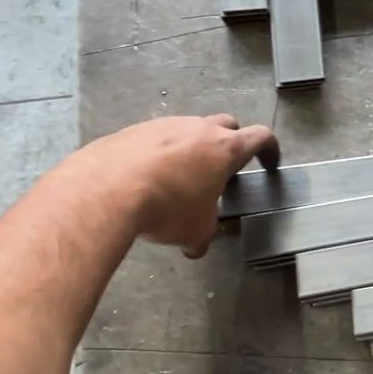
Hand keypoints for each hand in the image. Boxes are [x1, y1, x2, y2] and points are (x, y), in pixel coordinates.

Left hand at [71, 114, 279, 257]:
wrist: (102, 191)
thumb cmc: (166, 207)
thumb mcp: (195, 230)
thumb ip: (204, 234)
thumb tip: (196, 249)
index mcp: (226, 149)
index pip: (261, 137)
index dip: (269, 150)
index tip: (268, 164)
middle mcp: (199, 129)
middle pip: (227, 124)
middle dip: (230, 143)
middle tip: (222, 168)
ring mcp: (163, 125)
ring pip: (188, 129)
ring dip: (191, 147)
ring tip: (178, 176)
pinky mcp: (131, 130)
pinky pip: (154, 138)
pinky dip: (157, 153)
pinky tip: (144, 177)